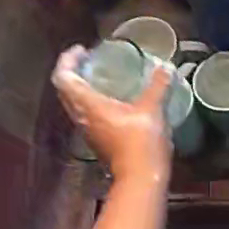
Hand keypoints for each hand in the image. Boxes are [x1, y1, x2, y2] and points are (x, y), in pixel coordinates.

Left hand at [52, 45, 172, 186]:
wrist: (141, 178)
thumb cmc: (141, 142)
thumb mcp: (152, 110)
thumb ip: (157, 86)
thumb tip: (165, 67)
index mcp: (88, 105)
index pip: (64, 77)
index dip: (68, 60)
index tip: (81, 51)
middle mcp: (82, 117)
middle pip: (65, 90)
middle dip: (73, 72)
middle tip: (88, 62)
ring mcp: (88, 132)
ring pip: (74, 105)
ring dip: (80, 89)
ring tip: (98, 80)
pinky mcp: (97, 142)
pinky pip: (86, 116)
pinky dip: (91, 104)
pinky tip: (111, 103)